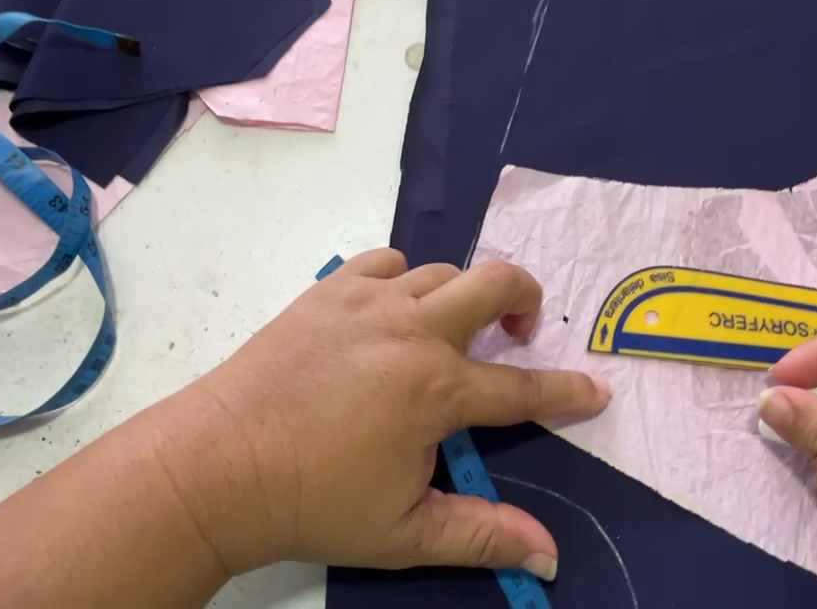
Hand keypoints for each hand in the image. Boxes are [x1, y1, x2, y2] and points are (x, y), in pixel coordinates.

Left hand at [144, 249, 609, 581]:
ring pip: (443, 271)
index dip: (567, 391)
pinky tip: (389, 312)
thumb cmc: (314, 502)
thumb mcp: (403, 531)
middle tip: (517, 331)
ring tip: (447, 332)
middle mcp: (414, 330)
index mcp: (437, 389)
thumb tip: (548, 554)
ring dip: (460, 297)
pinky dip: (402, 279)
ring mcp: (371, 300)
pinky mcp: (332, 288)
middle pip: (495, 282)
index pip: (522, 388)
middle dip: (525, 297)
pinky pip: (387, 261)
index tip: (597, 389)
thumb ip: (481, 534)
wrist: (218, 464)